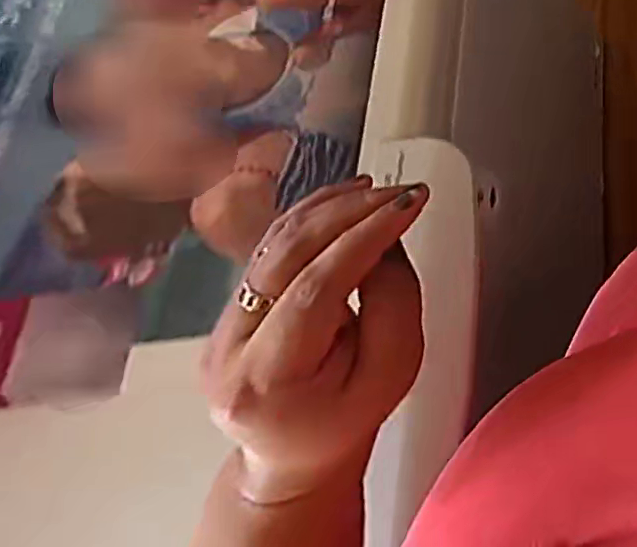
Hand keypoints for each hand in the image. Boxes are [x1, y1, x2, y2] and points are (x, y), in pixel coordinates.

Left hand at [200, 178, 426, 504]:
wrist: (296, 446)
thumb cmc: (351, 410)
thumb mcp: (396, 364)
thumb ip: (394, 298)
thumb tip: (387, 239)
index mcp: (266, 377)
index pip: (316, 286)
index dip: (368, 234)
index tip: (413, 201)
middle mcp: (229, 347)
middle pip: (287, 255)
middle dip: (353, 212)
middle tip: (405, 191)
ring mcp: (223, 323)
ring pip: (274, 243)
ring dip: (333, 205)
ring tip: (382, 189)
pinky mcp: (234, 304)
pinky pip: (272, 247)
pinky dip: (314, 214)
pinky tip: (348, 197)